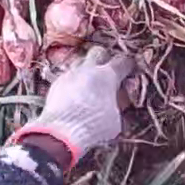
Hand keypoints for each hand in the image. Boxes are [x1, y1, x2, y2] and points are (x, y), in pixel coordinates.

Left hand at [10, 47, 135, 165]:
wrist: (62, 132)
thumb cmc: (94, 126)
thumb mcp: (115, 119)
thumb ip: (116, 105)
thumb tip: (115, 103)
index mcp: (108, 75)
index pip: (122, 61)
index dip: (127, 65)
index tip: (129, 69)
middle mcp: (88, 70)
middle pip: (97, 52)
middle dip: (103, 58)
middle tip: (106, 71)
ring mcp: (70, 75)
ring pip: (78, 62)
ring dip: (84, 69)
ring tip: (88, 82)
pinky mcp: (55, 84)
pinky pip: (66, 77)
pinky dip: (72, 83)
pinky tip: (73, 94)